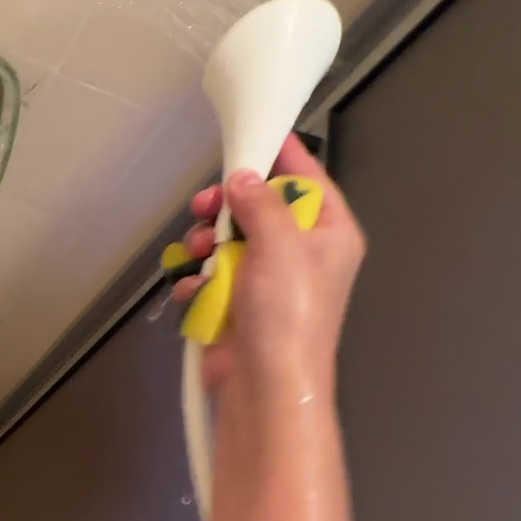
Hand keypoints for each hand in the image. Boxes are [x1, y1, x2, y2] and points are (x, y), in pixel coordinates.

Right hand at [171, 134, 365, 394]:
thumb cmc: (287, 313)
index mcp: (327, 234)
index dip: (280, 159)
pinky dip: (196, 283)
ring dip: (205, 247)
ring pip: (225, 244)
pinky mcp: (231, 306)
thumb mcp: (281, 247)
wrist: (263, 383)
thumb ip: (261, 205)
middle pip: (256, 211)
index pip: (307, 181)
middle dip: (225, 210)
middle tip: (202, 206)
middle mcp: (297, 254)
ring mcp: (262, 282)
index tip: (252, 138)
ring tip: (196, 255)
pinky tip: (193, 292)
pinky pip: (207, 278)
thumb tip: (242, 177)